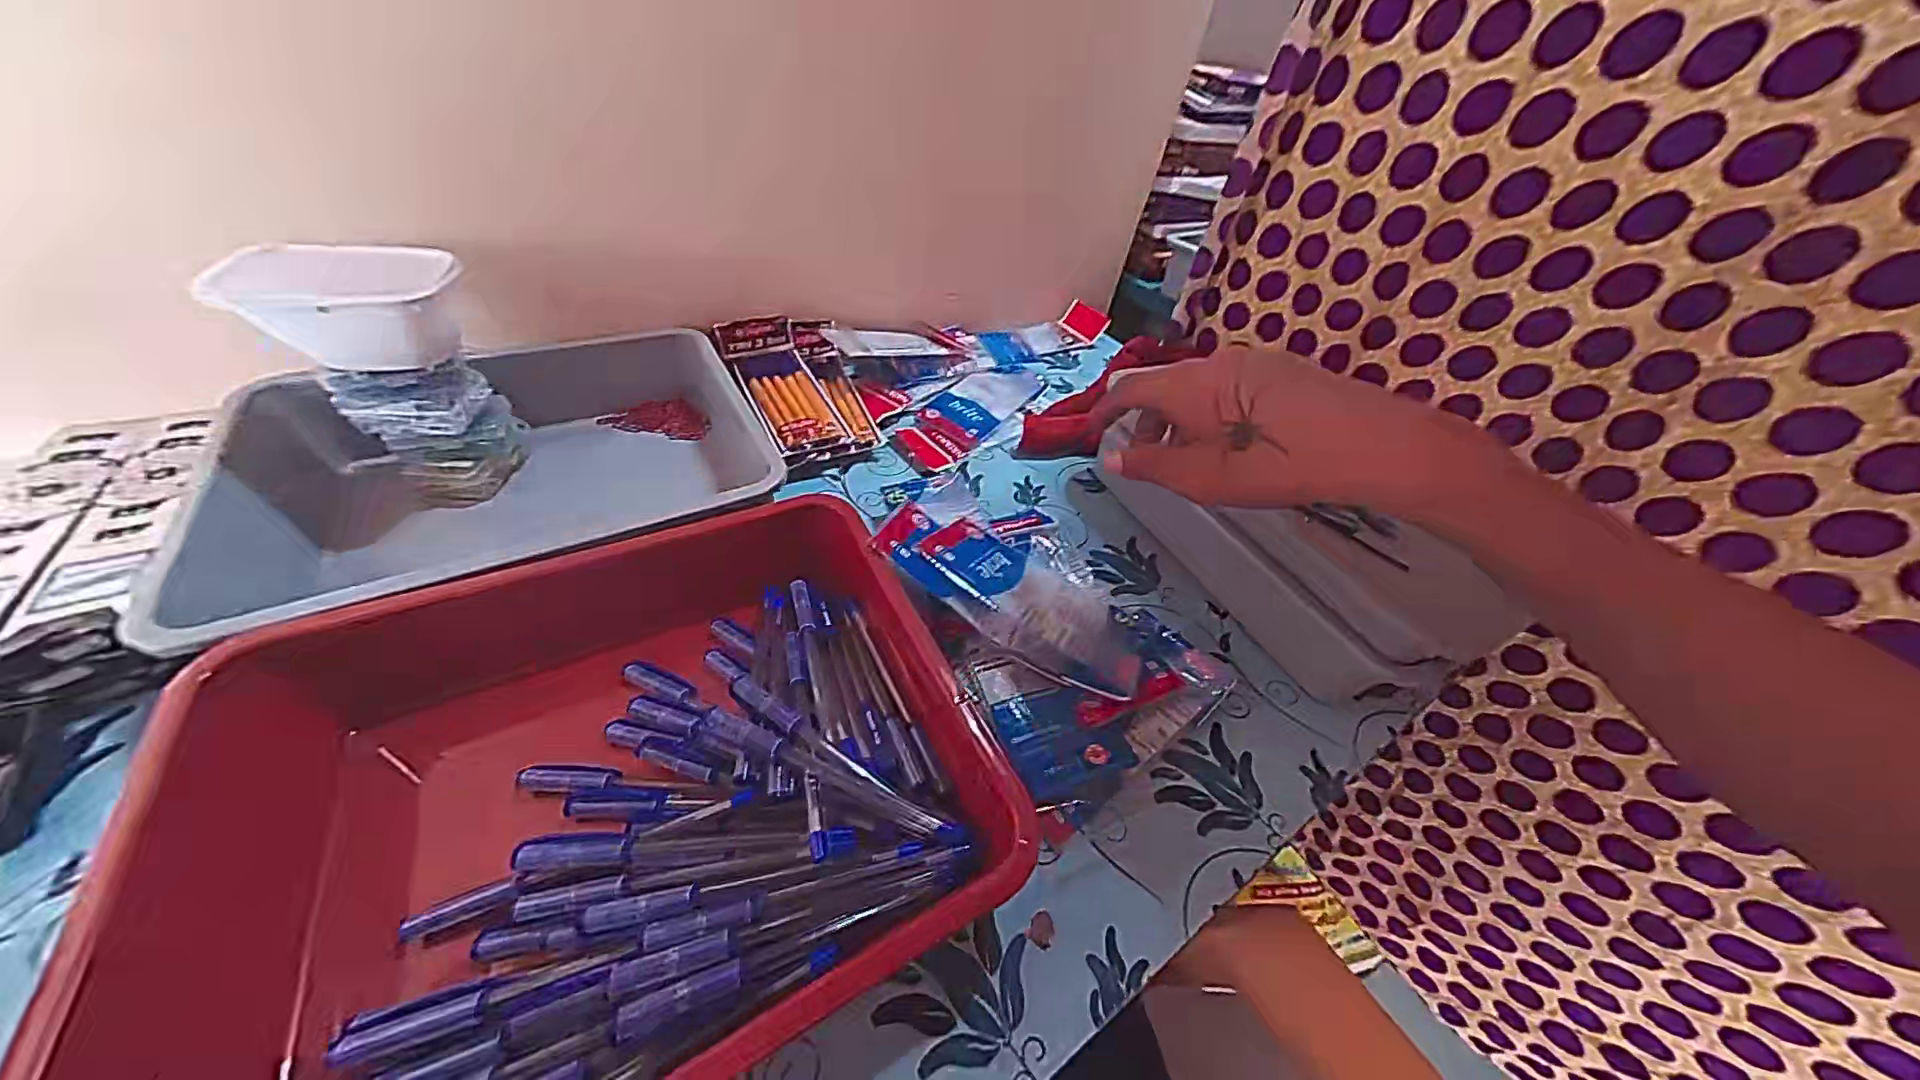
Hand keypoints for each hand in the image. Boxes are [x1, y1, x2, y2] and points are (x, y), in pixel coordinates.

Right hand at [1086, 345, 1528, 525]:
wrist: (1381, 446)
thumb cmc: (1285, 466)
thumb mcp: (1207, 479)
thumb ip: (1153, 467)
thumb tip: (1111, 458)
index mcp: (1193, 383)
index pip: (1129, 387)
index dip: (1103, 411)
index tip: (1088, 434)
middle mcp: (1218, 361)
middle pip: (1161, 387)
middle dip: (1141, 424)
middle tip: (1143, 465)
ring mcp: (1253, 361)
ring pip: (1192, 389)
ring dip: (1174, 423)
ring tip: (1185, 463)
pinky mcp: (1279, 371)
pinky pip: (1222, 388)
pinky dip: (1205, 416)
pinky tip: (1225, 447)